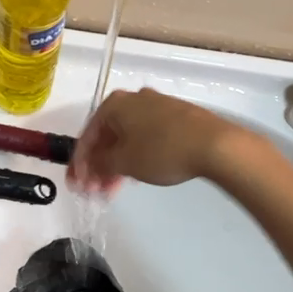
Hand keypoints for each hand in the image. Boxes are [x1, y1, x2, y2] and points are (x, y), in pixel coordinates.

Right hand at [71, 88, 253, 192]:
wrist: (215, 144)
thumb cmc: (162, 150)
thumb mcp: (124, 162)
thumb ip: (101, 164)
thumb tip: (90, 166)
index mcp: (115, 104)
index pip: (88, 135)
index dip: (79, 163)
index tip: (76, 186)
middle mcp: (134, 99)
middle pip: (108, 135)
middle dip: (99, 165)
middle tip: (96, 192)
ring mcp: (158, 105)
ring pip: (128, 137)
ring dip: (117, 163)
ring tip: (115, 189)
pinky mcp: (177, 117)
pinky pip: (146, 137)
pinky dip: (137, 155)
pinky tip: (139, 174)